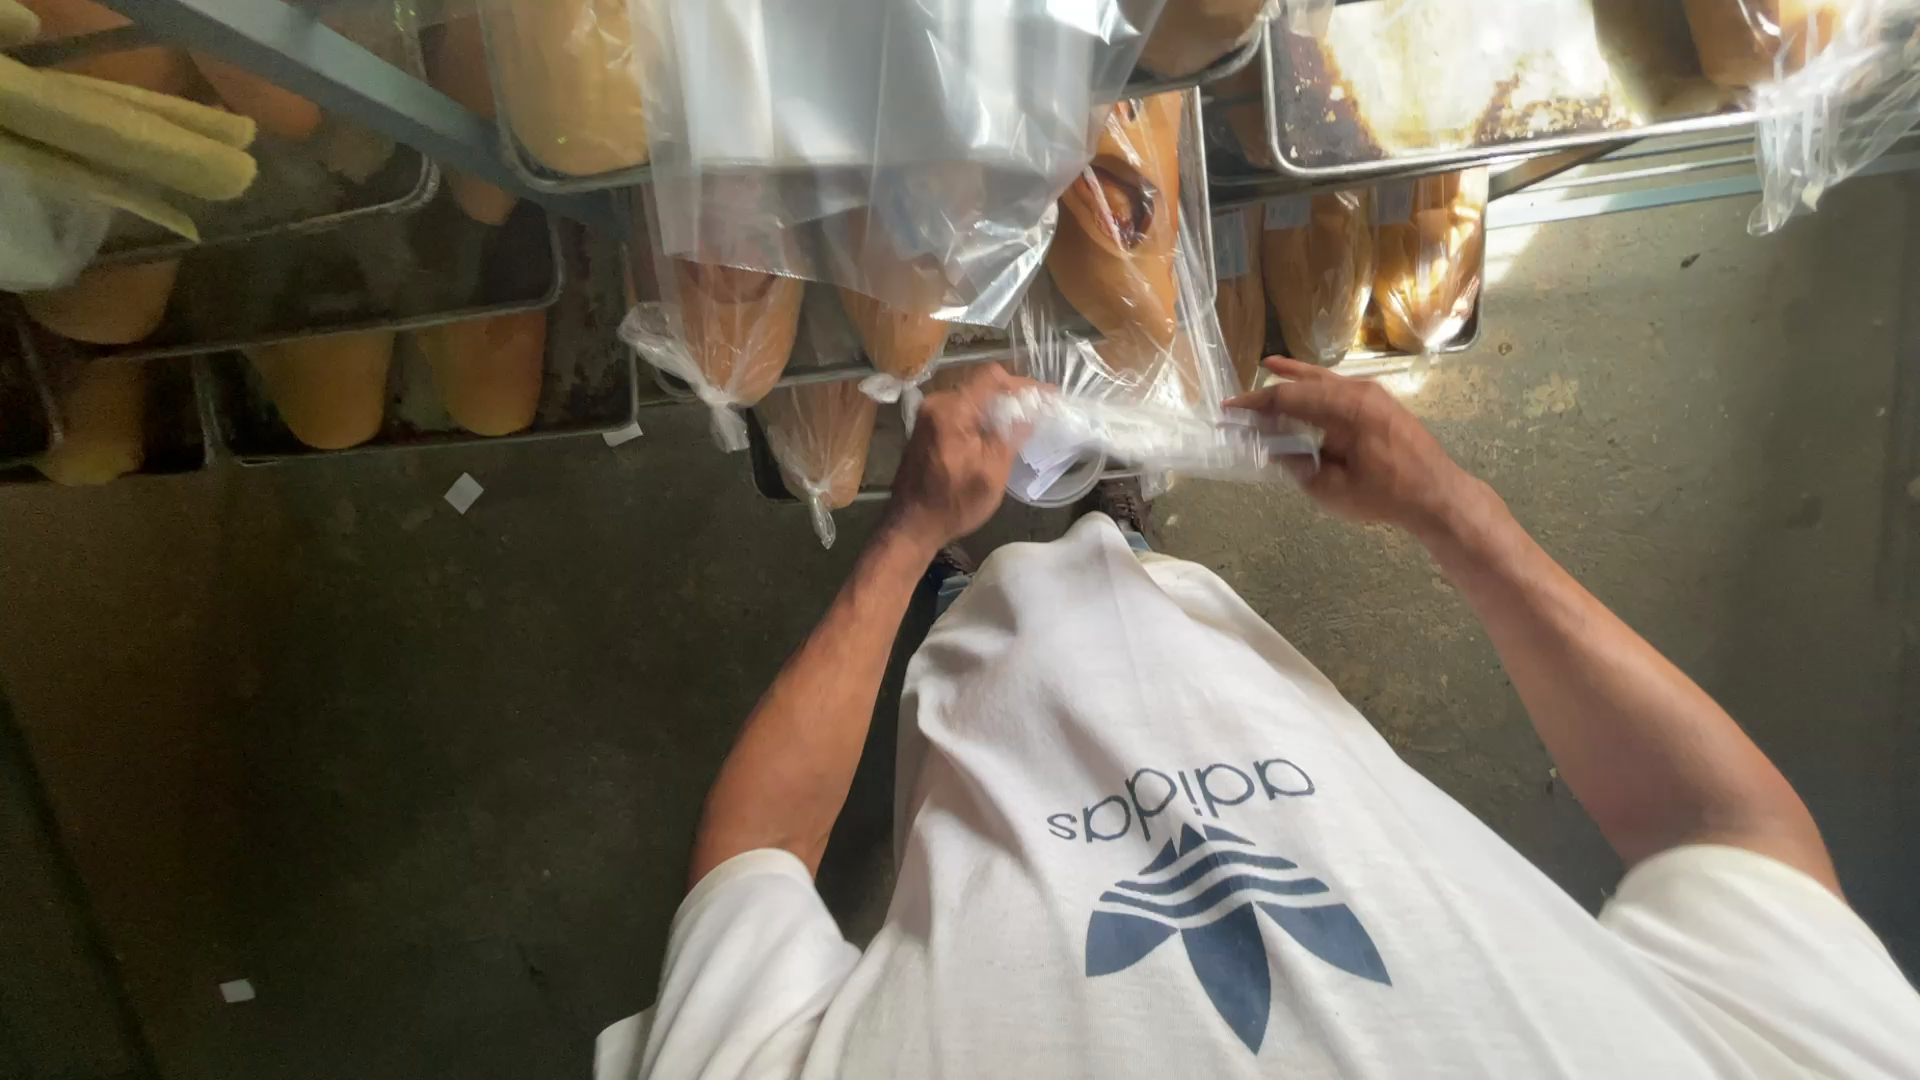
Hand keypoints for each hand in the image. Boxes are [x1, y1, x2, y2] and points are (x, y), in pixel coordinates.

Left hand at [885, 365, 1031, 551]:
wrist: (911, 526)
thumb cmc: (953, 503)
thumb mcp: (992, 472)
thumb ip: (1010, 436)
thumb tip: (1028, 414)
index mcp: (951, 410)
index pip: (992, 377)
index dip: (1023, 383)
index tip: (1046, 396)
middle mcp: (935, 405)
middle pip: (980, 385)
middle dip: (1011, 395)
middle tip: (1038, 408)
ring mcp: (927, 416)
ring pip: (970, 398)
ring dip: (996, 407)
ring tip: (1022, 420)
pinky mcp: (926, 429)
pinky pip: (959, 412)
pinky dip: (980, 417)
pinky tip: (996, 432)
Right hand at [1227, 356, 1485, 537]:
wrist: (1438, 495)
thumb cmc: (1385, 495)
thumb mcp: (1332, 488)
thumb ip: (1300, 465)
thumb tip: (1275, 449)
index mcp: (1346, 410)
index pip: (1289, 398)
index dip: (1255, 404)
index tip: (1230, 408)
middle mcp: (1359, 392)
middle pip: (1304, 382)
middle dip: (1271, 389)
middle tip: (1241, 397)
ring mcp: (1373, 395)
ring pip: (1324, 379)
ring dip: (1294, 378)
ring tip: (1270, 366)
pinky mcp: (1380, 403)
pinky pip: (1339, 387)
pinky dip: (1315, 385)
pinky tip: (1305, 385)